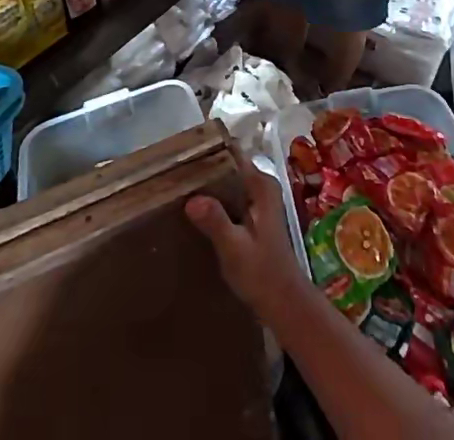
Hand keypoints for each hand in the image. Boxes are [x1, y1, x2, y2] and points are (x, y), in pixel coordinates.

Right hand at [184, 161, 305, 316]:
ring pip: (226, 180)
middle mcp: (261, 185)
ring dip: (205, 183)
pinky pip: (227, 195)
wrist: (283, 302)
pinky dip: (211, 198)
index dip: (207, 151)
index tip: (180, 154)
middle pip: (227, 164)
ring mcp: (257, 199)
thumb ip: (216, 222)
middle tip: (170, 171)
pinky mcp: (251, 214)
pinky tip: (189, 207)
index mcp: (261, 185)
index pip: (232, 153)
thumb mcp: (235, 248)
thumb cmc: (262, 274)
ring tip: (173, 185)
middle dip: (202, 167)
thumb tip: (192, 199)